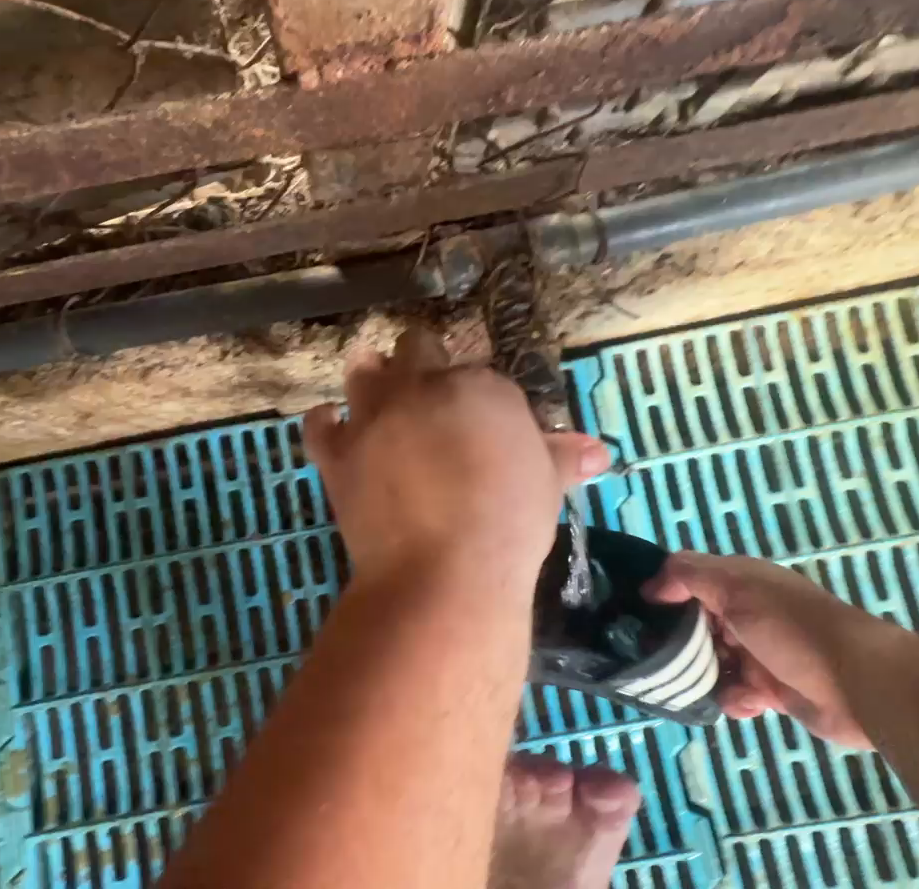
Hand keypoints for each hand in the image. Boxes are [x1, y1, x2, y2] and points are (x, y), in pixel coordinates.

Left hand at [304, 326, 608, 592]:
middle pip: (416, 347)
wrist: (444, 571)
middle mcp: (420, 387)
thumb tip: (599, 451)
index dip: (475, 395)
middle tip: (430, 398)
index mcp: (478, 387)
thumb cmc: (508, 525)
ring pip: (363, 370)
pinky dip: (326, 421)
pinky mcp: (337, 452)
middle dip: (423, 361)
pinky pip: (319, 422)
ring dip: (372, 376)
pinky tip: (335, 426)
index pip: (476, 372)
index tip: (478, 420)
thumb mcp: (545, 486)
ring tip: (382, 394)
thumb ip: (562, 456)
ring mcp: (373, 416)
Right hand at [646, 551, 892, 748]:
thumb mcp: (734, 587)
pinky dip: (733, 699)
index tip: (638, 613)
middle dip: (678, 640)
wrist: (859, 684)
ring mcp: (762, 653)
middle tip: (652, 656)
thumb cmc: (791, 627)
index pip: (692, 582)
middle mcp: (750, 614)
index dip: (666, 595)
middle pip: (699, 624)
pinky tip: (740, 702)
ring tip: (688, 684)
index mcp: (743, 583)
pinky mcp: (774, 690)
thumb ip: (688, 576)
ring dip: (702, 673)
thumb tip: (650, 586)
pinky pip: (738, 694)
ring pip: (714, 661)